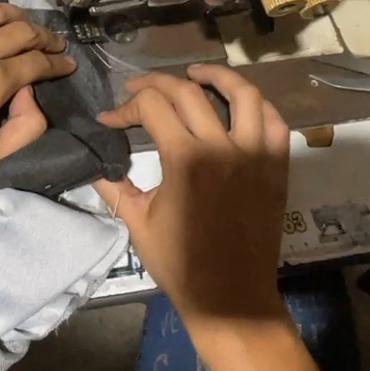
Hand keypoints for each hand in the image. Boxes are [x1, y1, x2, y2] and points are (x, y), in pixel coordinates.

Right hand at [94, 64, 290, 322]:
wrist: (230, 297)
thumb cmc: (179, 264)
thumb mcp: (136, 222)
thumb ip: (113, 185)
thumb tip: (93, 160)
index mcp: (185, 159)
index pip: (151, 107)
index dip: (124, 108)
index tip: (109, 120)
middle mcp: (222, 146)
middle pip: (187, 90)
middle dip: (155, 83)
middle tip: (136, 88)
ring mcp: (255, 153)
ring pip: (242, 94)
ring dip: (215, 76)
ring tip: (195, 73)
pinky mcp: (276, 166)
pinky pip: (273, 121)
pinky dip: (256, 105)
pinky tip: (237, 104)